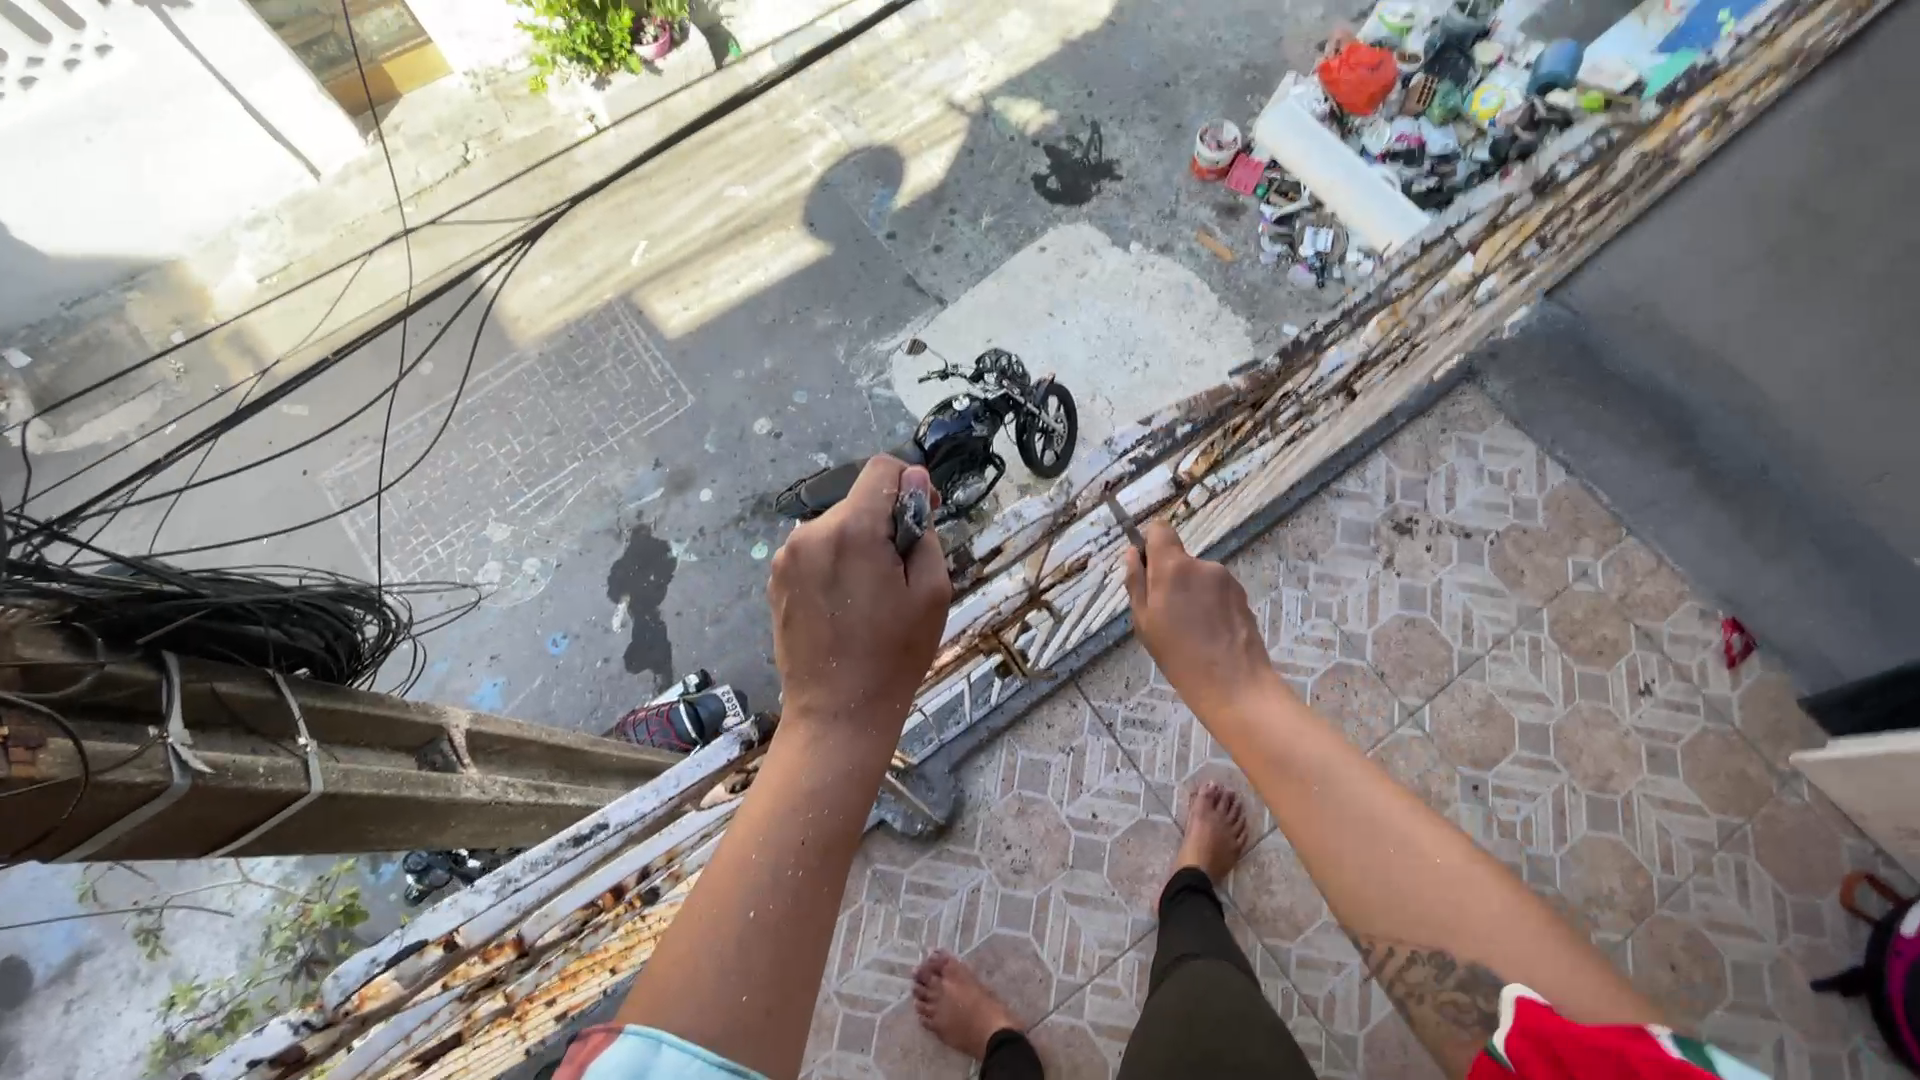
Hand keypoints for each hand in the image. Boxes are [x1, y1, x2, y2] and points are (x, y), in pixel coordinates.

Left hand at [770, 457, 950, 742]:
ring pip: (837, 527)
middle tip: (902, 573)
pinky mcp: (776, 579)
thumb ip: (922, 529)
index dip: (910, 484)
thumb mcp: (933, 591)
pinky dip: (836, 563)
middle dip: (885, 523)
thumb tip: (913, 483)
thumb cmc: (895, 655)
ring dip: (859, 544)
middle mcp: (811, 532)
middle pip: (859, 502)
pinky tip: (846, 605)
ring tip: (872, 596)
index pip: (881, 469)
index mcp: (853, 530)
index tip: (923, 517)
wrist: (838, 711)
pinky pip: (816, 551)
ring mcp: (787, 556)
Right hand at [1123, 521, 1284, 720]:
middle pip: (1179, 558)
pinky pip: (1216, 590)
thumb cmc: (1177, 654)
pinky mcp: (1242, 594)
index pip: (1160, 529)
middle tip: (1166, 614)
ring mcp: (1225, 578)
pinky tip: (1210, 631)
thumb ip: (1136, 582)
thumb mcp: (1143, 621)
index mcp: (1172, 567)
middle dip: (1170, 577)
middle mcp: (1201, 564)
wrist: (1233, 682)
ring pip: (1198, 576)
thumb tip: (1133, 554)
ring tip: (1191, 628)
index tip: (1148, 568)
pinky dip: (1210, 603)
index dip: (1151, 543)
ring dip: (1191, 592)